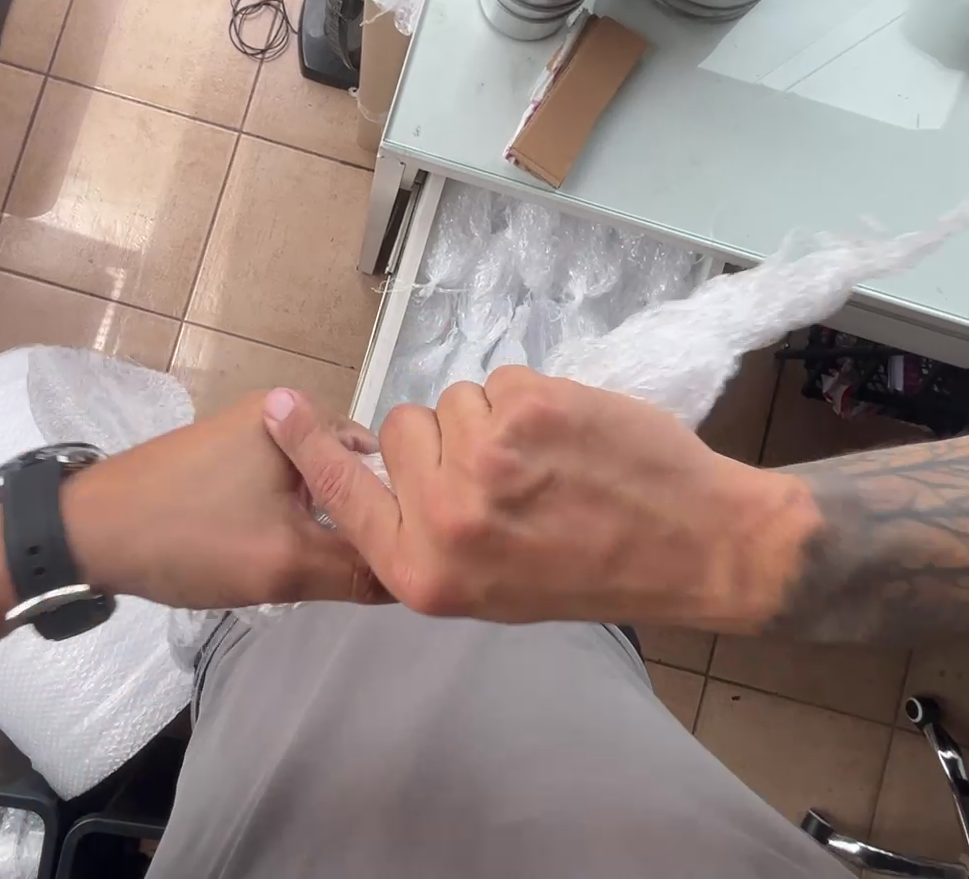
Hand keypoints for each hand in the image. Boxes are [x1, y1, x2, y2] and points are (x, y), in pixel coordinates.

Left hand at [59, 391, 390, 609]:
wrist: (86, 533)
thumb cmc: (189, 536)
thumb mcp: (284, 563)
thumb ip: (359, 571)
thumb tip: (416, 576)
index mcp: (302, 412)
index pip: (384, 464)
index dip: (396, 515)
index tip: (398, 561)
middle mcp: (283, 408)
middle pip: (351, 474)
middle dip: (357, 523)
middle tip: (353, 573)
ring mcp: (253, 430)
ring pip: (318, 484)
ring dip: (325, 524)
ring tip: (319, 567)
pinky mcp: (231, 453)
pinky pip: (287, 486)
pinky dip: (295, 518)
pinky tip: (284, 552)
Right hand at [262, 367, 809, 627]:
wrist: (693, 547)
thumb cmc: (586, 571)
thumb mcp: (484, 588)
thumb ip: (422, 535)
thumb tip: (386, 470)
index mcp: (424, 570)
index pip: (345, 493)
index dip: (308, 447)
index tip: (275, 407)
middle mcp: (445, 517)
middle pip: (403, 428)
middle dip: (443, 439)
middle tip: (500, 473)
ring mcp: (487, 458)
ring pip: (455, 399)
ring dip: (491, 420)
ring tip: (542, 463)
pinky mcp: (530, 408)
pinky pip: (500, 380)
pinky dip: (529, 400)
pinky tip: (568, 438)